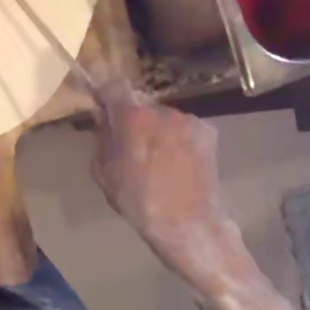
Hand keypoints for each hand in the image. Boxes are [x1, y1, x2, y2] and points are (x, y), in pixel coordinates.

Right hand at [91, 84, 244, 285]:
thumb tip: (102, 119)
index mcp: (133, 118)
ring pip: (163, 117)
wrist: (186, 223)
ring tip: (155, 159)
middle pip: (141, 104)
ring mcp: (188, 120)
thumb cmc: (137, 200)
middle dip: (132, 118)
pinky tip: (176, 163)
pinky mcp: (207, 132)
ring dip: (156, 129)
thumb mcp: (103, 173)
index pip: (114, 86)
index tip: (101, 106)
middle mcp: (162, 110)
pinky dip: (176, 139)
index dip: (105, 94)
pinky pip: (183, 128)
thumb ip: (101, 139)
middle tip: (129, 143)